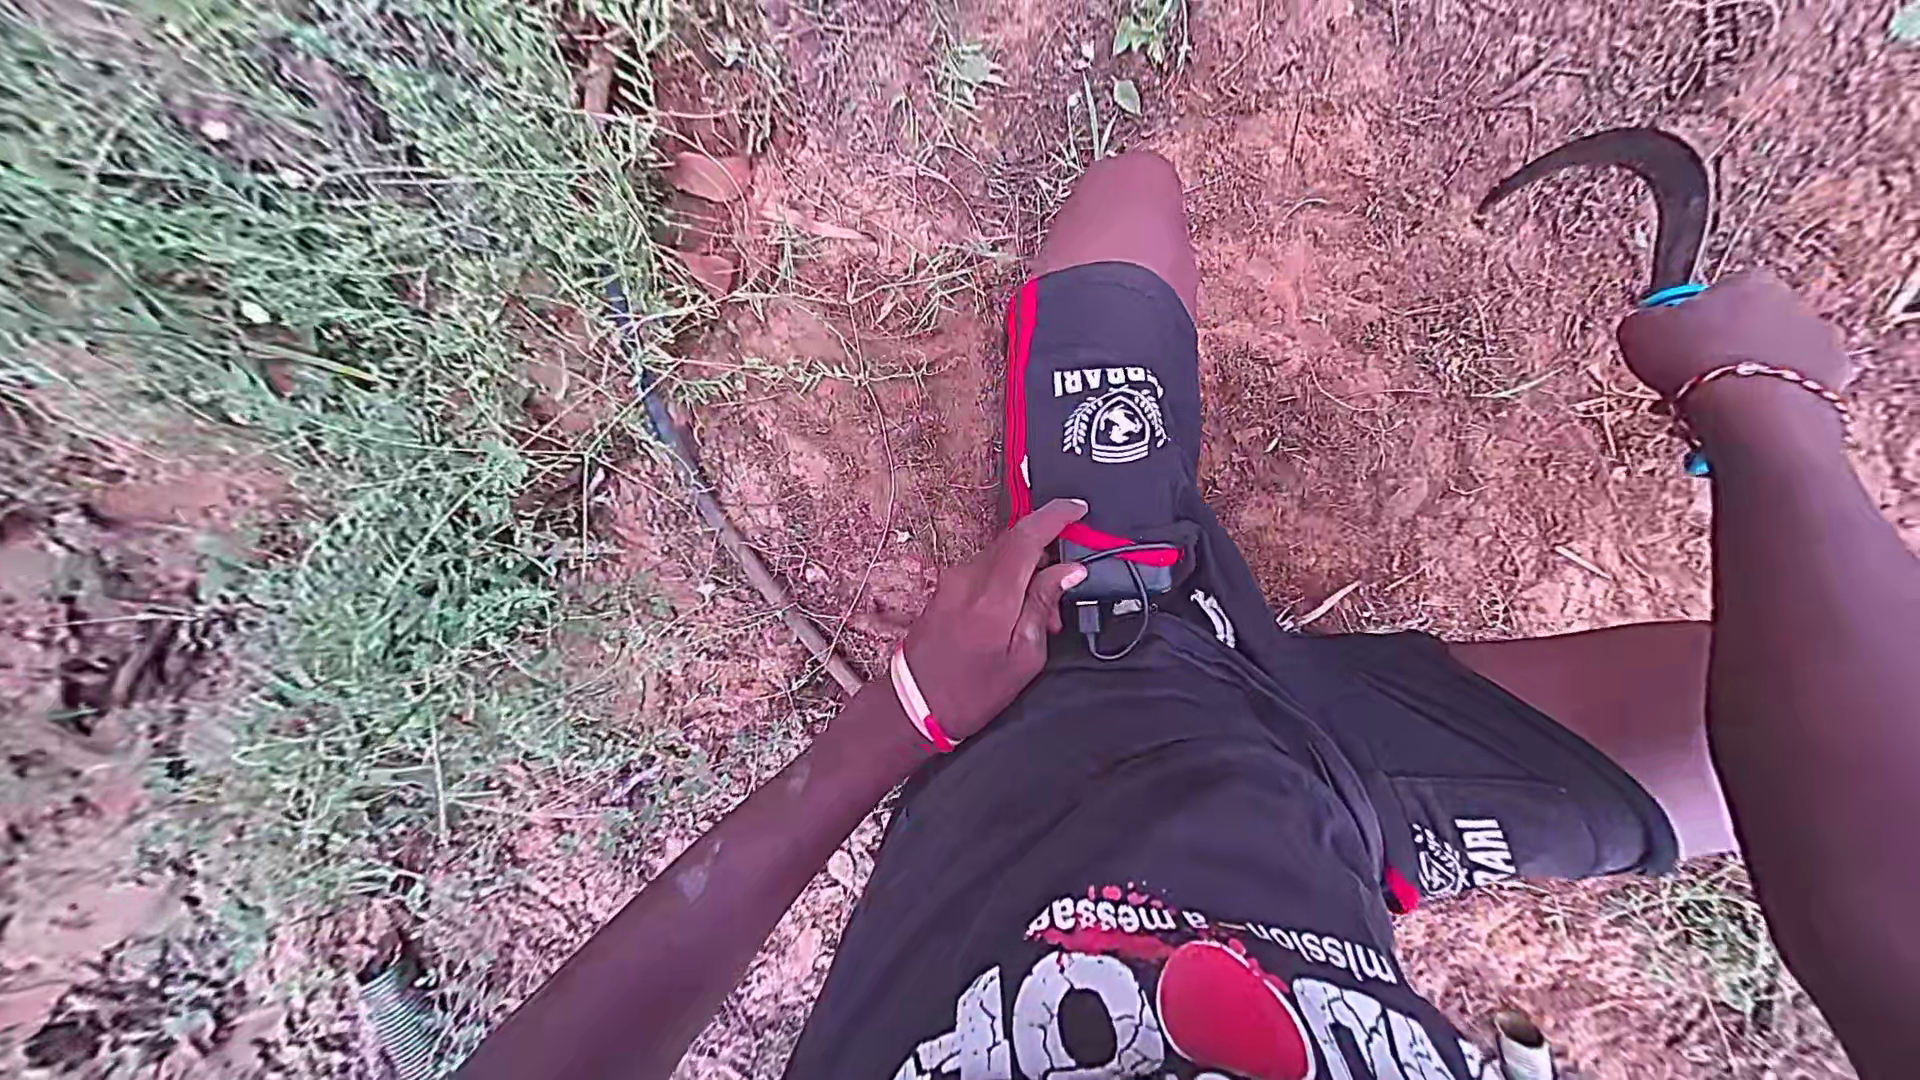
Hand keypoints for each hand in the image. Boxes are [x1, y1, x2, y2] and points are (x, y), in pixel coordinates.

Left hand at [896, 498, 1089, 741]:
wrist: (914, 704)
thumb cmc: (972, 692)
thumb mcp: (1023, 657)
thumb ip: (1044, 604)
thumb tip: (1068, 569)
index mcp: (992, 598)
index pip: (1027, 537)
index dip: (1056, 516)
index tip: (1078, 509)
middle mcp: (968, 579)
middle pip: (1015, 541)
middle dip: (1047, 555)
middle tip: (1064, 593)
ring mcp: (953, 579)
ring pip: (1003, 555)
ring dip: (1028, 572)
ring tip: (1042, 616)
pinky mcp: (945, 585)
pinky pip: (986, 568)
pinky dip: (1009, 580)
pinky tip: (1016, 613)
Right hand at [1616, 271, 1851, 399]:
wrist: (1747, 402)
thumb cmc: (1692, 359)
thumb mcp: (1637, 330)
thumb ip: (1643, 317)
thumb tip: (1646, 317)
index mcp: (1748, 282)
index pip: (1714, 289)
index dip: (1686, 314)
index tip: (1666, 336)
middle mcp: (1791, 300)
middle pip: (1744, 320)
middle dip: (1716, 342)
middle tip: (1681, 369)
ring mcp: (1817, 335)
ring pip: (1764, 349)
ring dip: (1737, 366)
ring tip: (1701, 393)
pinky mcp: (1830, 368)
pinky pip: (1786, 376)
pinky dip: (1760, 387)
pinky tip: (1732, 404)